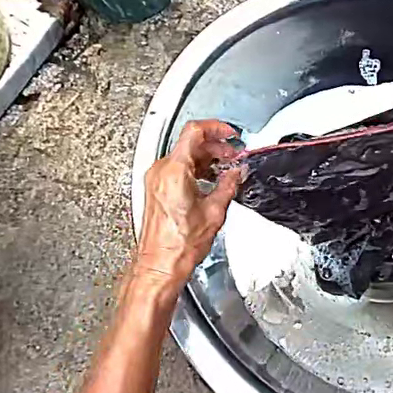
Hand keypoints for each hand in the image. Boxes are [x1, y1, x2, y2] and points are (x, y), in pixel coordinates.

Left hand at [127, 120, 245, 305]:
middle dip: (215, 146)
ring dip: (206, 158)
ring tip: (224, 168)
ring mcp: (156, 179)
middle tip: (233, 154)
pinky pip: (176, 168)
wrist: (159, 265)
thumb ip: (228, 185)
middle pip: (190, 142)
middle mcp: (161, 171)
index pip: (194, 131)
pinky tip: (209, 180)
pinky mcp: (156, 189)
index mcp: (175, 171)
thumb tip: (236, 172)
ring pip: (183, 155)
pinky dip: (195, 168)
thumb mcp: (215, 211)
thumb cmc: (179, 245)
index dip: (216, 127)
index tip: (230, 133)